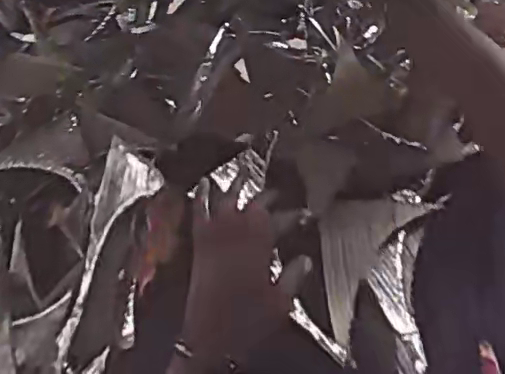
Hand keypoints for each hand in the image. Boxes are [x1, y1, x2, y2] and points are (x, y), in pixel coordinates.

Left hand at [177, 189, 310, 368]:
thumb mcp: (280, 302)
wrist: (210, 334)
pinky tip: (205, 181)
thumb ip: (293, 276)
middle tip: (279, 192)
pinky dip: (203, 193)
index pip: (282, 219)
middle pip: (256, 202)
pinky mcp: (200, 237)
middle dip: (270, 195)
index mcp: (261, 241)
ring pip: (228, 196)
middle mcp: (239, 228)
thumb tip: (304, 259)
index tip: (305, 212)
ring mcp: (216, 229)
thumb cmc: (248, 319)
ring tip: (245, 171)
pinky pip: (200, 207)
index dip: (294, 215)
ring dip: (238, 182)